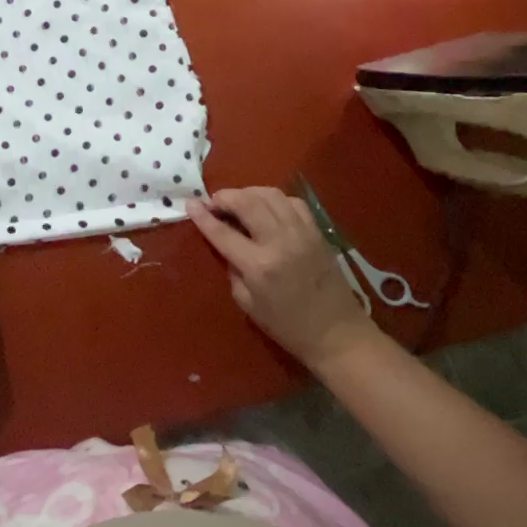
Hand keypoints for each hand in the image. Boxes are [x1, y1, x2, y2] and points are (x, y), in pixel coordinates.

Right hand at [188, 187, 380, 369]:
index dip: (202, 216)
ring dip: (248, 193)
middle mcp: (280, 242)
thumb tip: (226, 245)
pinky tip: (266, 209)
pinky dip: (274, 199)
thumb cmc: (287, 326)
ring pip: (270, 195)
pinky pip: (292, 202)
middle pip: (247, 202)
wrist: (336, 333)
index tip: (189, 204)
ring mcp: (302, 233)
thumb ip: (232, 270)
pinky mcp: (317, 232)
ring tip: (238, 203)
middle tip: (214, 203)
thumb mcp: (247, 303)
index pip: (223, 232)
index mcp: (259, 266)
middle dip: (224, 197)